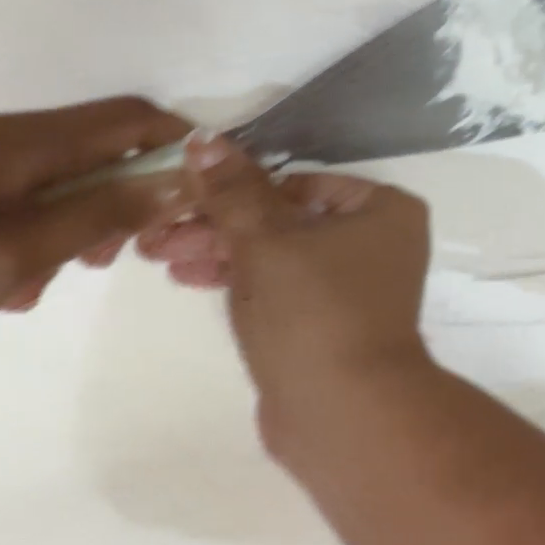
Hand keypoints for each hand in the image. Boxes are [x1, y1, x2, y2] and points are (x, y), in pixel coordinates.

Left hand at [0, 97, 190, 348]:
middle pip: (88, 151)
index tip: (200, 192)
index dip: (178, 143)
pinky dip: (18, 235)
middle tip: (114, 258)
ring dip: (67, 226)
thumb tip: (188, 178)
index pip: (129, 117)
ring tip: (39, 287)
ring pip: (42, 182)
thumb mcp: (9, 255)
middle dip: (120, 198)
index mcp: (7, 142)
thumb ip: (105, 212)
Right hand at [156, 133, 432, 422]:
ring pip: (285, 251)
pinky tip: (193, 280)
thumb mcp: (267, 242)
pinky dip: (246, 279)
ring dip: (225, 251)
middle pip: (291, 217)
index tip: (179, 203)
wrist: (345, 403)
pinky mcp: (338, 315)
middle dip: (223, 224)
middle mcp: (386, 236)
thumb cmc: (315, 310)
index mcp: (388, 208)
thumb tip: (207, 140)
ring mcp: (364, 278)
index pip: (304, 183)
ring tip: (163, 260)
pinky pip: (289, 283)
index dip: (240, 191)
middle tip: (157, 239)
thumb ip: (236, 192)